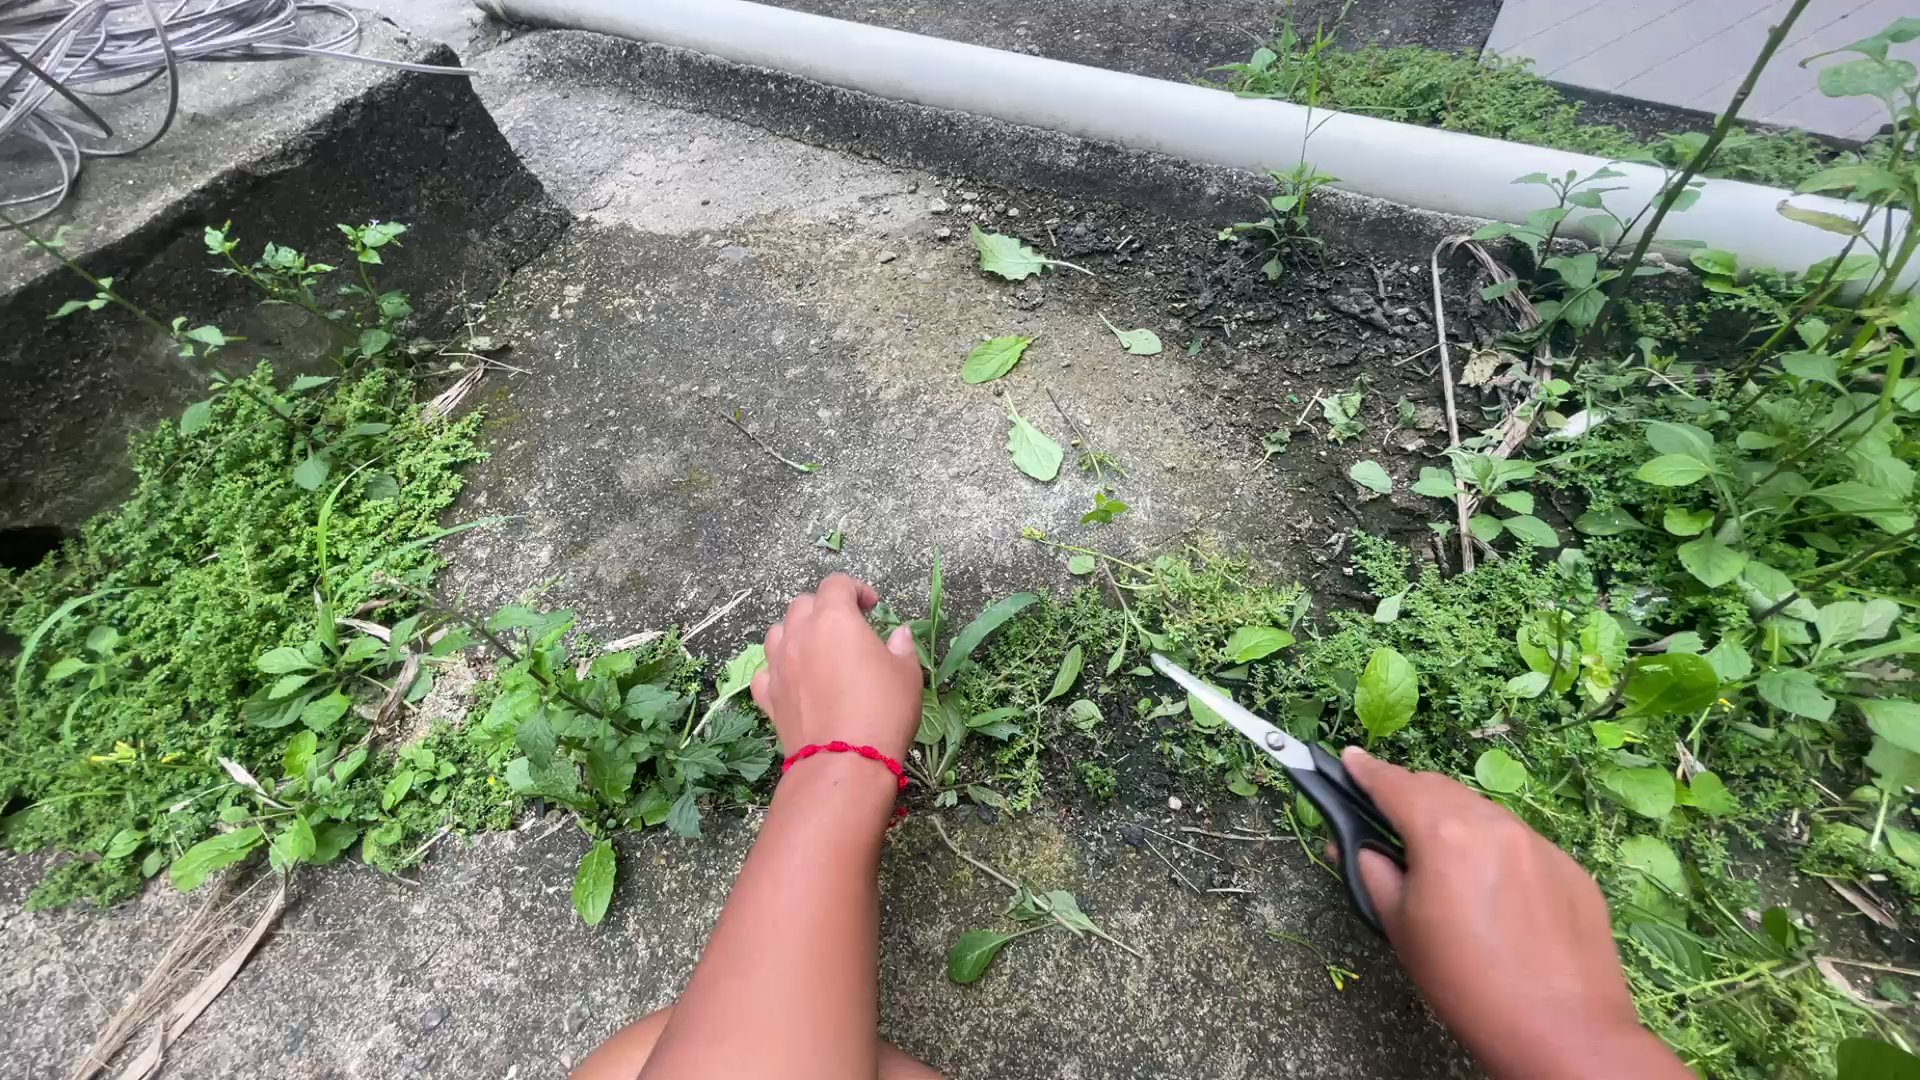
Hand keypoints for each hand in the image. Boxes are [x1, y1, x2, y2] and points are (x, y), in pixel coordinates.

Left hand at [750, 574, 922, 762]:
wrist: (845, 762)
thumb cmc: (883, 710)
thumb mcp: (907, 674)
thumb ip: (902, 646)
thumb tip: (900, 634)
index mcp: (835, 618)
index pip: (837, 584)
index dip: (856, 589)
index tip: (872, 607)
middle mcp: (800, 634)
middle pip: (803, 603)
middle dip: (824, 608)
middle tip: (847, 627)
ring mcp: (779, 665)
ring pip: (778, 632)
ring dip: (796, 632)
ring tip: (817, 649)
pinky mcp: (768, 695)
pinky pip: (765, 670)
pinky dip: (778, 668)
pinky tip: (794, 679)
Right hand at [1339, 748, 1688, 1079]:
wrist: (1568, 1038)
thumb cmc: (1466, 982)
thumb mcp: (1399, 925)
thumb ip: (1372, 871)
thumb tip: (1356, 844)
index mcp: (1442, 833)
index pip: (1392, 784)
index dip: (1365, 769)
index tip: (1348, 759)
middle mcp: (1491, 824)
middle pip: (1436, 787)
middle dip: (1407, 793)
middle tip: (1388, 820)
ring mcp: (1537, 844)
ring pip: (1477, 809)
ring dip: (1450, 818)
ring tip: (1441, 859)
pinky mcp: (1569, 868)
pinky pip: (1516, 839)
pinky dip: (1490, 846)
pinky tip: (1490, 889)